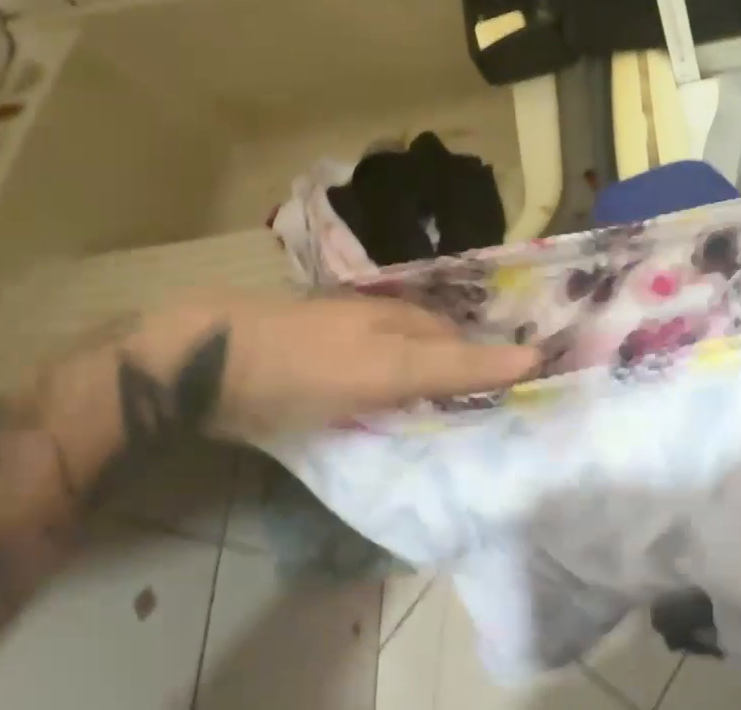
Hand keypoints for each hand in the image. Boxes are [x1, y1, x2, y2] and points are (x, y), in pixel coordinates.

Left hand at [121, 295, 538, 438]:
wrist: (203, 364)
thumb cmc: (308, 367)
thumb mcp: (391, 371)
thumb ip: (459, 368)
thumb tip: (537, 359)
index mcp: (408, 319)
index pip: (466, 342)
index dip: (492, 365)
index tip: (515, 398)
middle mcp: (383, 322)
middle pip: (436, 348)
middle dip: (459, 374)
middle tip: (480, 416)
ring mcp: (343, 338)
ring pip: (400, 362)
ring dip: (421, 386)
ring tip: (437, 420)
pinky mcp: (309, 362)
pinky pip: (364, 377)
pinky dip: (382, 395)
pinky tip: (379, 413)